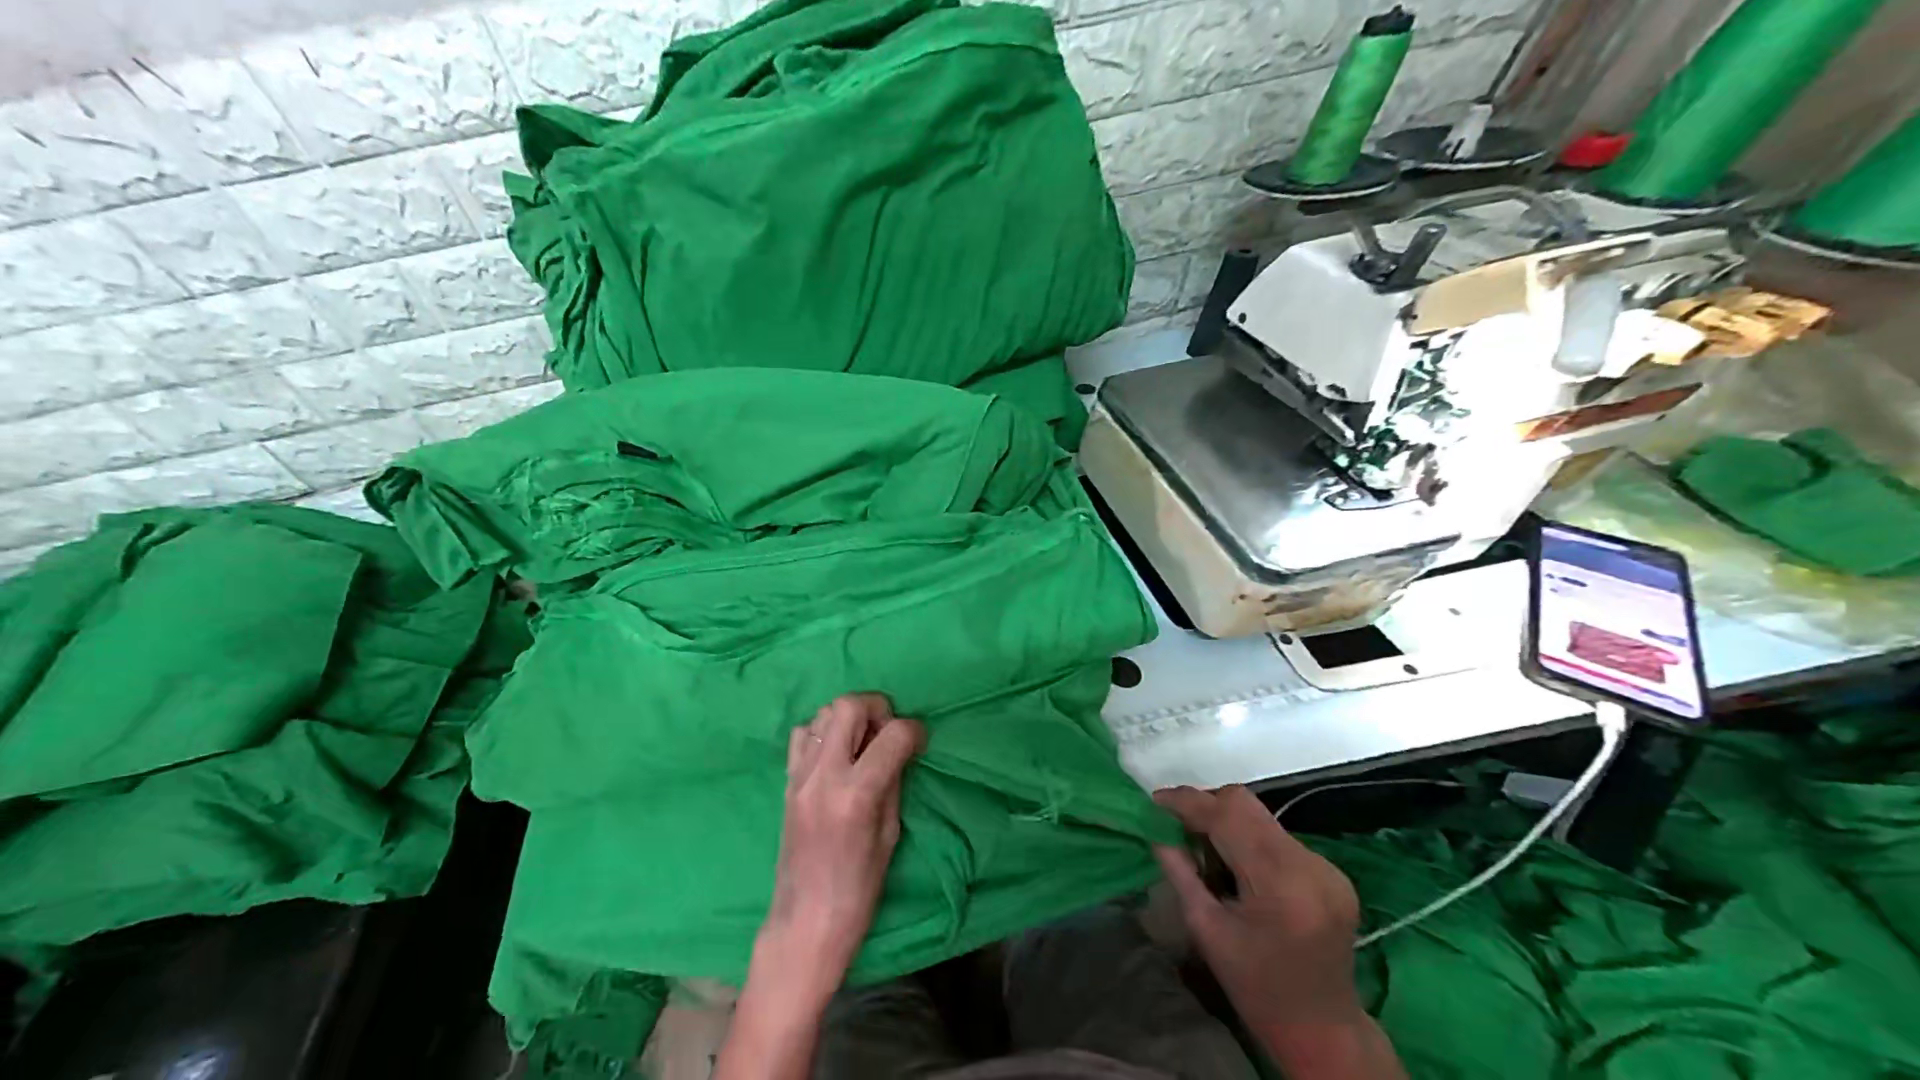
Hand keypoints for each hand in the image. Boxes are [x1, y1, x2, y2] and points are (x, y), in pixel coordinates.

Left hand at [715, 695, 924, 1079]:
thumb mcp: (889, 833)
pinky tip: (836, 755)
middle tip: (887, 732)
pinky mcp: (786, 781)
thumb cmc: (859, 888)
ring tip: (862, 743)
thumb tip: (900, 748)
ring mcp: (799, 776)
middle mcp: (823, 775)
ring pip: (823, 713)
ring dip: (849, 718)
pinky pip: (801, 734)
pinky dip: (822, 732)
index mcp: (856, 794)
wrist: (806, 920)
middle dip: (877, 708)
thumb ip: (892, 782)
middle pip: (849, 705)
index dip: (914, 730)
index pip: (892, 735)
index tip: (920, 740)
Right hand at [1154, 785, 1404, 1079]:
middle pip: (1246, 805)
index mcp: (1279, 883)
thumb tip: (1156, 830)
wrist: (1321, 1030)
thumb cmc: (1255, 987)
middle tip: (1176, 825)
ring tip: (1204, 849)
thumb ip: (1180, 872)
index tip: (1155, 802)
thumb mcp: (1205, 929)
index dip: (1187, 802)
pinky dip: (1249, 839)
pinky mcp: (1331, 871)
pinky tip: (1237, 866)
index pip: (1227, 816)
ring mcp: (1326, 866)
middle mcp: (1309, 865)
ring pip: (1261, 816)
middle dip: (1205, 805)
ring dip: (1226, 821)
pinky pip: (1277, 836)